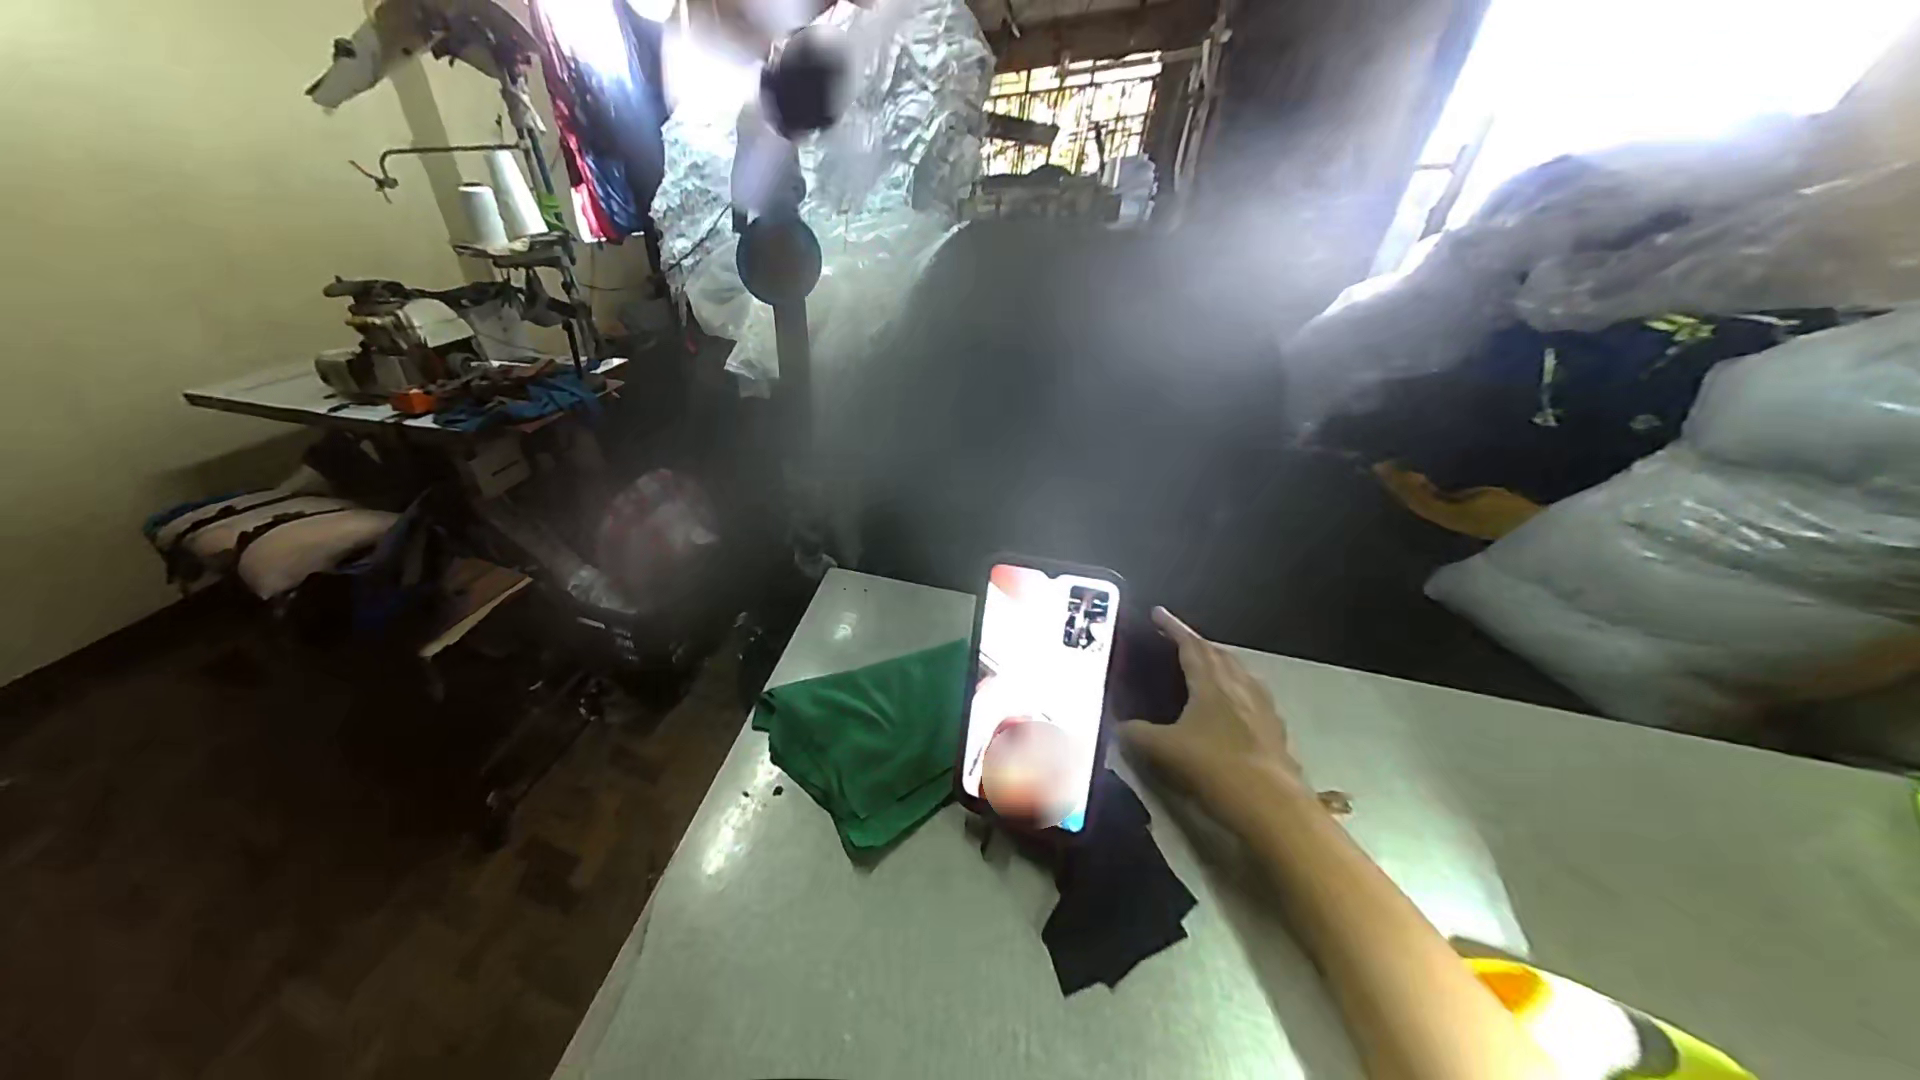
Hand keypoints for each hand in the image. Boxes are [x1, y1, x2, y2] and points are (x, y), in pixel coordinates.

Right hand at [1120, 608, 1318, 826]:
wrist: (1272, 807)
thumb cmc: (1214, 768)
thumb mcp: (1163, 750)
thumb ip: (1136, 735)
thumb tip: (1120, 727)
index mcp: (1211, 683)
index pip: (1190, 645)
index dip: (1172, 628)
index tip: (1158, 613)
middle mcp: (1240, 687)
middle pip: (1218, 655)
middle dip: (1196, 643)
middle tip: (1177, 641)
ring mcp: (1262, 708)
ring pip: (1239, 673)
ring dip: (1219, 664)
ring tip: (1204, 668)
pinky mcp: (1275, 731)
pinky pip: (1252, 697)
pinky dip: (1236, 690)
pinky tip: (1232, 707)